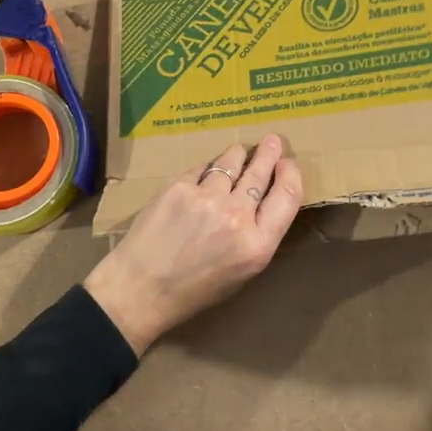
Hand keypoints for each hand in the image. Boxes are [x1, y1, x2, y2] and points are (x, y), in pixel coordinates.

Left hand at [84, 134, 302, 355]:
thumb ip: (258, 236)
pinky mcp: (179, 186)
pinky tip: (207, 171)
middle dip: (268, 154)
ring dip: (237, 156)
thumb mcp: (241, 273)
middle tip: (271, 141)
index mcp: (258, 245)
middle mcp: (237, 216)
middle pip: (260, 173)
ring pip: (230, 162)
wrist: (141, 289)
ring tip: (239, 151)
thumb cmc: (194, 290)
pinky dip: (207, 169)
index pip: (288, 196)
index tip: (287, 164)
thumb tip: (263, 200)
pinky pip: (202, 169)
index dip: (290, 175)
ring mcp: (207, 197)